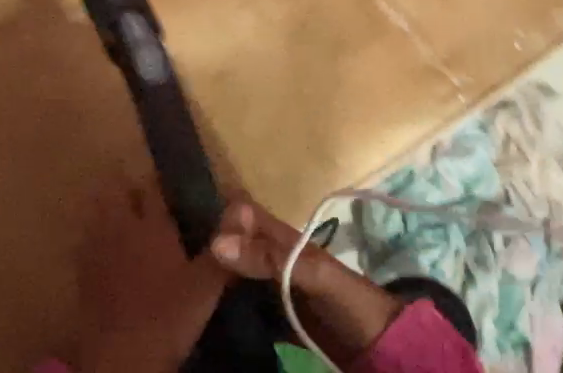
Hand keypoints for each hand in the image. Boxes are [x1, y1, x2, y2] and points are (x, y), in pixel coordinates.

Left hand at [70, 176, 228, 372]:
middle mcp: (122, 226)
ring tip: (124, 221)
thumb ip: (221, 253)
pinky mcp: (82, 270)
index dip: (159, 183)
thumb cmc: (167, 317)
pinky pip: (86, 240)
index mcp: (152, 225)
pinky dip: (95, 238)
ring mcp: (97, 246)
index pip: (152, 188)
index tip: (168, 185)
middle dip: (128, 189)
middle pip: (117, 191)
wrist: (120, 356)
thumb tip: (242, 219)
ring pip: (97, 211)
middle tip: (144, 201)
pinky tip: (107, 251)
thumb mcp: (205, 288)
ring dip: (108, 209)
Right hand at [208, 199, 402, 368]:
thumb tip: (216, 242)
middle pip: (231, 248)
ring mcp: (269, 289)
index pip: (240, 214)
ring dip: (213, 285)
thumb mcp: (314, 273)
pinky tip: (207, 319)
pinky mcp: (270, 318)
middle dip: (210, 257)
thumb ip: (270, 257)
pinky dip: (225, 312)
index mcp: (281, 237)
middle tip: (185, 277)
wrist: (377, 348)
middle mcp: (270, 258)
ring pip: (233, 278)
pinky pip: (240, 308)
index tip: (197, 244)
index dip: (219, 221)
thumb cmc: (348, 300)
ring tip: (189, 298)